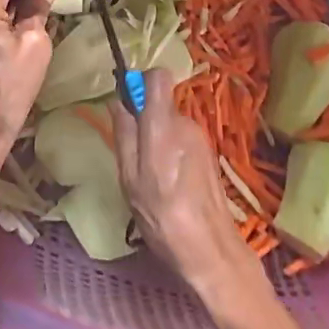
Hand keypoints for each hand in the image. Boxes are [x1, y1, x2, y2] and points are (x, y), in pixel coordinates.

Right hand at [111, 70, 256, 288]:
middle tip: (132, 156)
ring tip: (149, 176)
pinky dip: (170, 152)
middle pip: (161, 104)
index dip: (141, 82)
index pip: (158, 77)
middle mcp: (185, 123)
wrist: (211, 251)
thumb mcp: (129, 178)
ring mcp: (201, 138)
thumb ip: (124, 134)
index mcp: (163, 125)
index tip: (127, 104)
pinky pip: (181, 139)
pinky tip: (168, 183)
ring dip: (157, 140)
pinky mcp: (208, 153)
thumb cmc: (162, 215)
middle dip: (144, 121)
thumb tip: (117, 101)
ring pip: (170, 123)